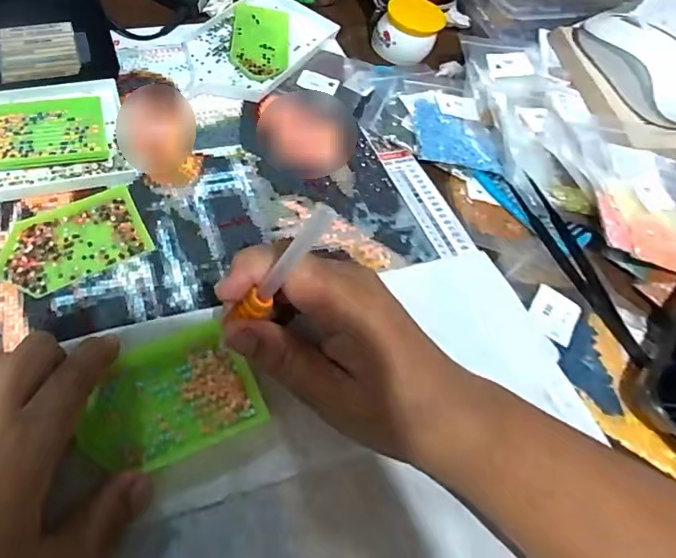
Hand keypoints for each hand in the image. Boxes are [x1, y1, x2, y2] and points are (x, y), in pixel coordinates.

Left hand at [0, 334, 150, 557]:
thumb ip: (100, 520)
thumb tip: (140, 481)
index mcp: (24, 440)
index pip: (70, 377)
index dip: (95, 356)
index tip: (112, 345)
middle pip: (31, 351)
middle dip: (59, 357)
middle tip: (73, 391)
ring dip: (23, 373)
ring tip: (32, 414)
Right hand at [216, 246, 483, 472]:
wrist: (453, 417)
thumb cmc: (393, 413)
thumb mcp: (330, 394)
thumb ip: (280, 357)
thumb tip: (231, 329)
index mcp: (345, 295)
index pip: (282, 261)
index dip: (245, 274)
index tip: (222, 306)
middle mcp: (347, 273)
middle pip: (283, 258)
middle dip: (250, 285)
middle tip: (235, 329)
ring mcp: (352, 277)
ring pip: (291, 267)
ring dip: (265, 294)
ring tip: (256, 337)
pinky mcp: (352, 288)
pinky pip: (306, 279)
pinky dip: (285, 299)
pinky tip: (284, 334)